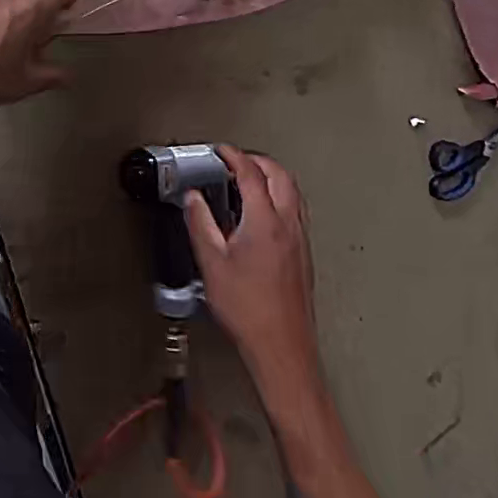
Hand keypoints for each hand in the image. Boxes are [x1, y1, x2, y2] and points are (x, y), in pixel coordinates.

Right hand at [185, 146, 319, 387]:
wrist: (281, 346)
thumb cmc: (250, 312)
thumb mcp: (211, 263)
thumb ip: (200, 224)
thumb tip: (193, 200)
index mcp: (265, 221)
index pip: (251, 173)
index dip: (234, 156)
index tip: (222, 151)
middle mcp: (288, 225)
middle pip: (279, 174)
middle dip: (257, 160)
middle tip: (236, 160)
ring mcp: (299, 239)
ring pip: (292, 191)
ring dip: (272, 176)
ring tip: (250, 179)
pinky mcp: (303, 253)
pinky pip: (296, 210)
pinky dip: (280, 196)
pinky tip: (265, 212)